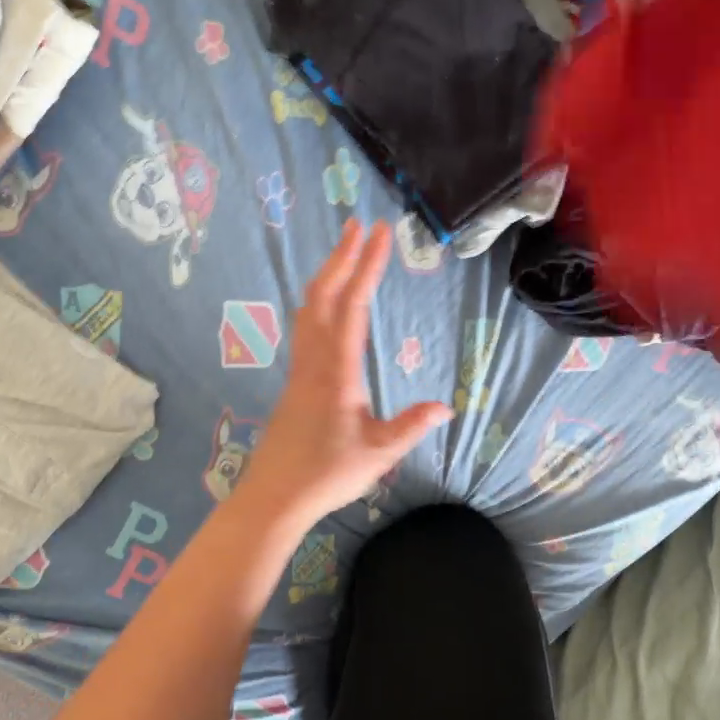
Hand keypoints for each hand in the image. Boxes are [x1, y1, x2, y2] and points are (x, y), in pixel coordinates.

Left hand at [235, 221, 450, 528]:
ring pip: (308, 310)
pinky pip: (305, 328)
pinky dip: (318, 301)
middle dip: (343, 258)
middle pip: (323, 296)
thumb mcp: (378, 454)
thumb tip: (445, 406)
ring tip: (344, 252)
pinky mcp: (295, 384)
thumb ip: (409, 427)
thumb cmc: (326, 475)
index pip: (353, 307)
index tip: (380, 234)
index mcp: (337, 373)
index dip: (367, 267)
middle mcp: (314, 363)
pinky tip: (325, 306)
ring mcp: (300, 372)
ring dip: (327, 276)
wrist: (274, 495)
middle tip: (360, 225)